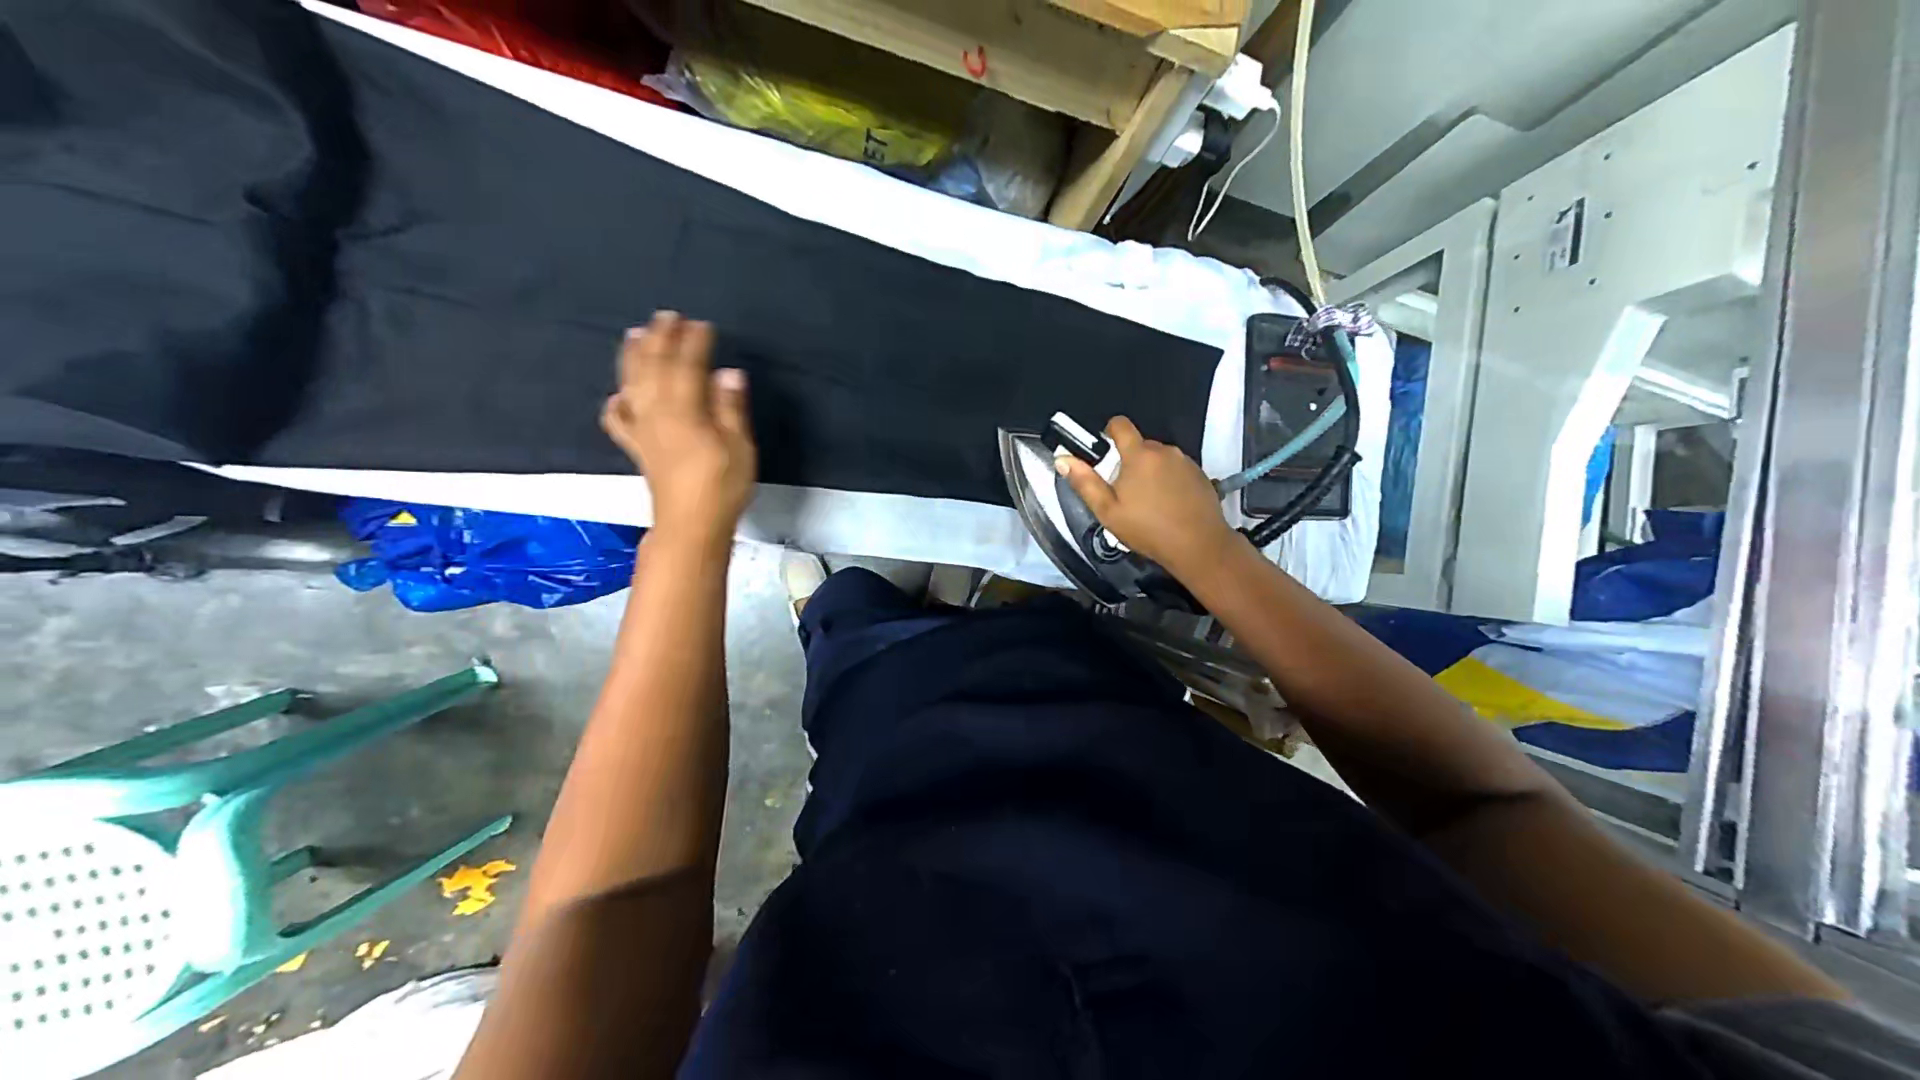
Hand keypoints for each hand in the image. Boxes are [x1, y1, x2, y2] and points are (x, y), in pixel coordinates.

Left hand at [602, 311, 756, 546]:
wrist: (691, 525)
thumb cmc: (722, 485)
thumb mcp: (739, 446)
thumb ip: (730, 407)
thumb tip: (727, 373)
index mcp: (684, 410)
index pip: (687, 365)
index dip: (694, 342)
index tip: (703, 324)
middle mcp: (657, 413)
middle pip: (655, 367)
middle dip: (661, 339)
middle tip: (667, 316)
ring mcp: (643, 430)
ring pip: (633, 384)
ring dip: (634, 357)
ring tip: (635, 334)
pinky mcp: (638, 448)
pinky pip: (618, 420)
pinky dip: (616, 404)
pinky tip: (618, 395)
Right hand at [1058, 416, 1245, 580]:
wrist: (1198, 546)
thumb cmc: (1148, 529)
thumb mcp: (1108, 511)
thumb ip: (1084, 482)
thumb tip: (1063, 459)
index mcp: (1139, 455)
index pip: (1120, 424)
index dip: (1108, 432)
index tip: (1104, 452)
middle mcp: (1164, 451)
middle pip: (1139, 445)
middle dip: (1129, 461)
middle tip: (1123, 492)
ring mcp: (1185, 461)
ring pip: (1159, 458)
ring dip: (1150, 471)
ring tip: (1148, 502)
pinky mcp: (1200, 474)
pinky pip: (1176, 469)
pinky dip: (1168, 480)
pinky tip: (1167, 505)